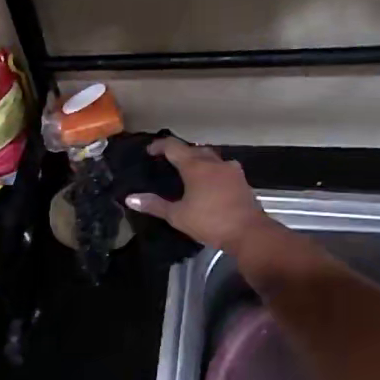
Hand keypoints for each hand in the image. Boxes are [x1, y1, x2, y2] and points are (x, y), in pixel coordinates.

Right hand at [125, 137, 278, 252]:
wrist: (249, 232)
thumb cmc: (210, 222)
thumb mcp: (177, 215)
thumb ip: (154, 205)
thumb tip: (130, 198)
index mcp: (195, 166)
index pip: (174, 147)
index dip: (159, 146)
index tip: (150, 151)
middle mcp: (214, 162)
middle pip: (194, 149)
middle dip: (180, 153)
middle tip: (168, 163)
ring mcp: (231, 170)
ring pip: (211, 158)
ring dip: (198, 161)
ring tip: (188, 173)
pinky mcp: (241, 180)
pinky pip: (222, 169)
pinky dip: (211, 172)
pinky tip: (208, 185)